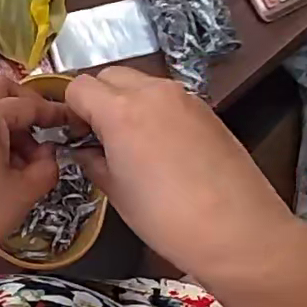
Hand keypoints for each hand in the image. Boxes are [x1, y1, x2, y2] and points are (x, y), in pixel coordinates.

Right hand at [64, 67, 306, 279]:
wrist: (237, 231)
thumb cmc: (168, 217)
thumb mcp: (115, 191)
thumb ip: (92, 160)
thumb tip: (83, 150)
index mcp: (121, 111)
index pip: (79, 87)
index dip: (70, 110)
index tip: (73, 135)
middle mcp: (153, 93)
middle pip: (109, 76)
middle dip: (96, 99)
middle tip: (96, 136)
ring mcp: (184, 98)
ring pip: (140, 83)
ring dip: (125, 103)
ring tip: (128, 144)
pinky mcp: (206, 110)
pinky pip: (166, 98)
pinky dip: (152, 111)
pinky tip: (156, 149)